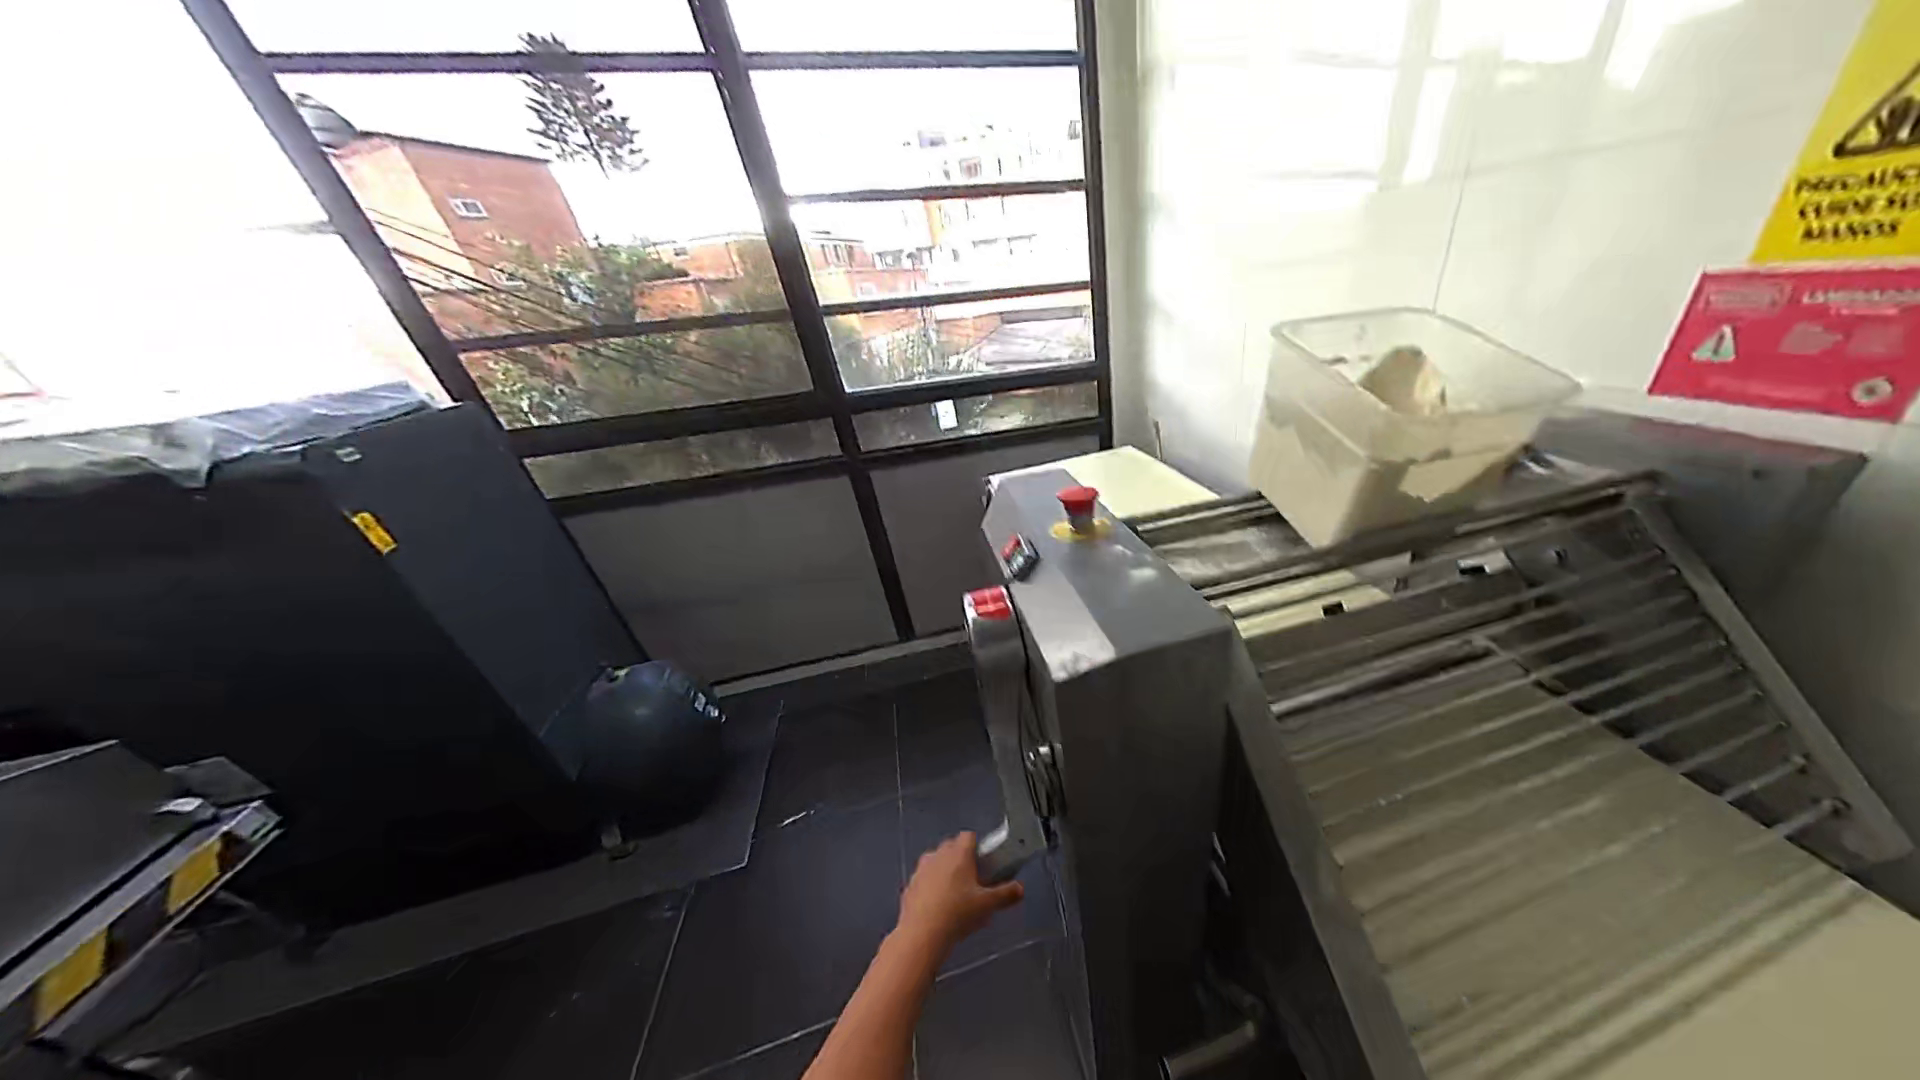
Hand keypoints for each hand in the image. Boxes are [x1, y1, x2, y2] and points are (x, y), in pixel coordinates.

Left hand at [898, 831, 1024, 949]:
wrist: (922, 934)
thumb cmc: (958, 913)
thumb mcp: (987, 905)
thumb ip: (1006, 894)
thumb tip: (1019, 889)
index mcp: (958, 853)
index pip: (969, 836)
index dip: (978, 847)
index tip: (984, 863)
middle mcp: (938, 854)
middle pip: (952, 847)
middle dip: (962, 860)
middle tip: (973, 882)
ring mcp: (921, 868)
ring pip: (937, 862)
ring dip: (945, 872)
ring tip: (955, 897)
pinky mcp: (910, 884)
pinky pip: (925, 879)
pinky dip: (931, 887)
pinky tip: (938, 908)